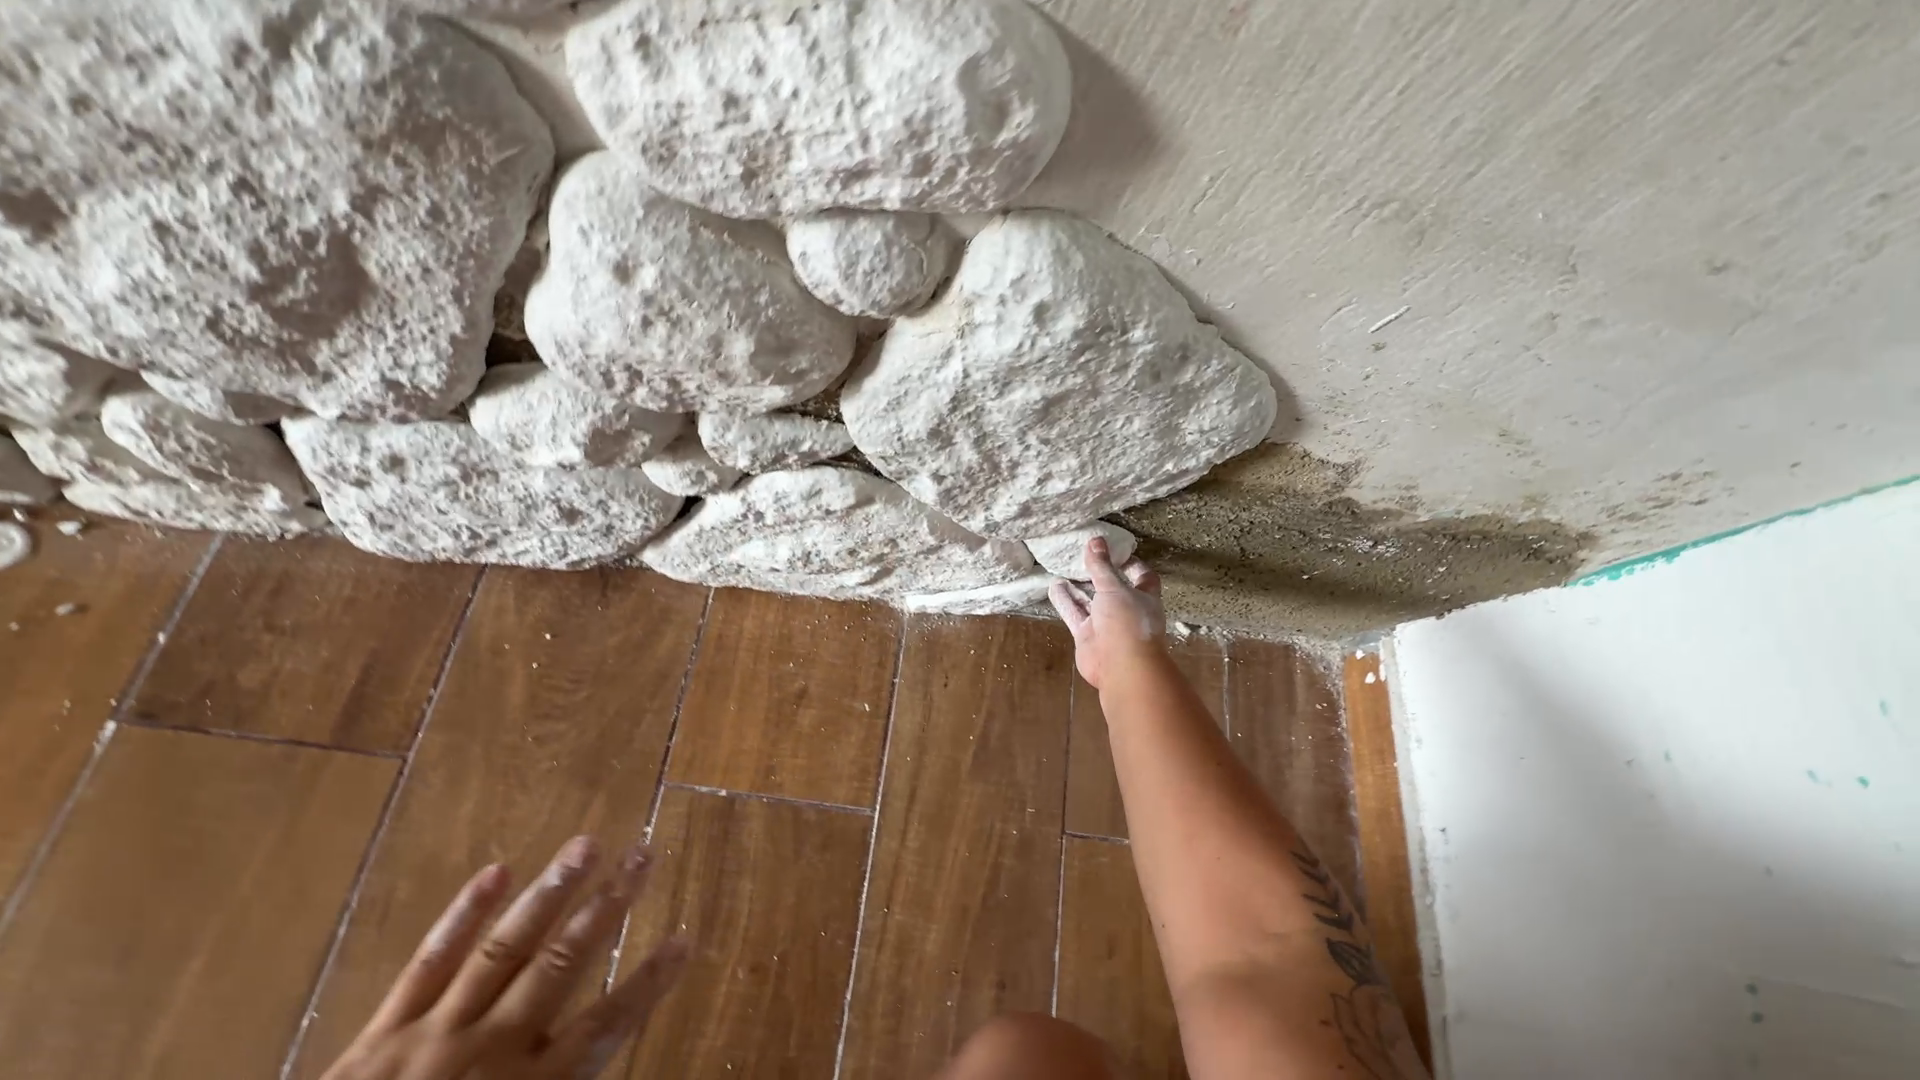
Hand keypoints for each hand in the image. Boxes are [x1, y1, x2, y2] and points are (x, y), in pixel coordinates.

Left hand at [320, 836, 688, 1079]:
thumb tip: (597, 1060)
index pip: (605, 1028)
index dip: (648, 983)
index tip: (683, 940)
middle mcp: (491, 1051)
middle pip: (562, 965)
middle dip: (607, 908)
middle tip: (642, 854)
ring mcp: (435, 1033)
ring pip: (505, 950)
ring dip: (549, 894)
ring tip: (585, 845)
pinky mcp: (383, 1031)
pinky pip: (428, 965)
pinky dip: (463, 917)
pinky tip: (495, 871)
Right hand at [1047, 536, 1164, 688]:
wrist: (1120, 667)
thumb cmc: (1127, 623)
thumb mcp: (1114, 588)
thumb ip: (1102, 566)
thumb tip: (1095, 540)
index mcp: (1144, 598)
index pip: (1142, 577)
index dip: (1130, 564)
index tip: (1114, 551)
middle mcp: (1126, 610)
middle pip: (1112, 589)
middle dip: (1099, 575)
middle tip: (1083, 557)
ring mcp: (1106, 624)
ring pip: (1090, 602)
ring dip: (1078, 587)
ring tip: (1063, 569)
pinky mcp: (1087, 636)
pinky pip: (1075, 614)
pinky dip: (1065, 601)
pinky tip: (1053, 587)